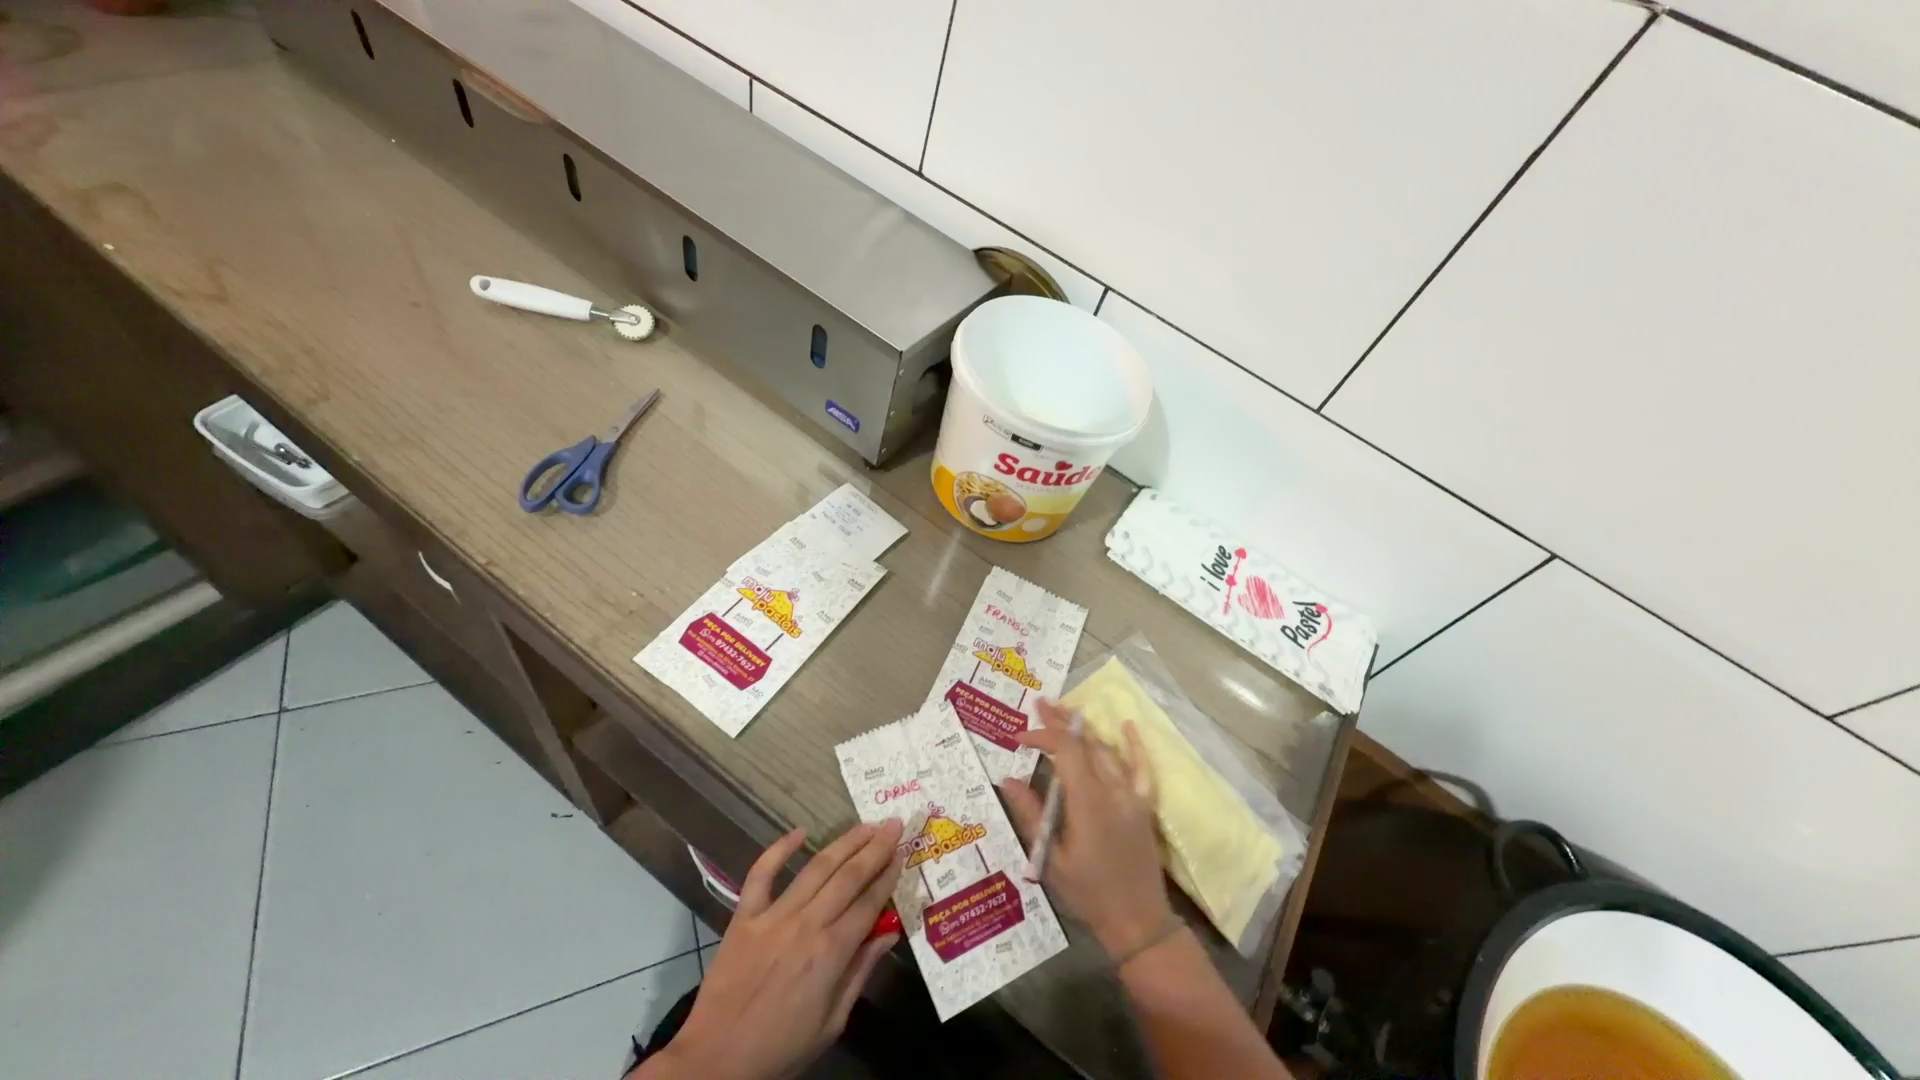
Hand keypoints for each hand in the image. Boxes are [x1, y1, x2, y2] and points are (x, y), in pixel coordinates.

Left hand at [640, 822, 903, 1079]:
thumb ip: (860, 972)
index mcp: (831, 953)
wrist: (716, 1060)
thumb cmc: (782, 1048)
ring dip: (844, 843)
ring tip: (865, 825)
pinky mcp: (743, 917)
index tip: (903, 853)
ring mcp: (772, 916)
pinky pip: (761, 874)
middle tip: (894, 824)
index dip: (889, 875)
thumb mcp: (832, 1022)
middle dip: (875, 848)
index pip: (869, 903)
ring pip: (815, 868)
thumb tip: (889, 933)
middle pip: (848, 877)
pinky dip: (779, 850)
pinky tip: (799, 831)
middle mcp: (806, 925)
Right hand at [1000, 699, 1174, 955]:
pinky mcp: (1144, 805)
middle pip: (1086, 744)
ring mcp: (1133, 796)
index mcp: (1088, 803)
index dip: (1043, 736)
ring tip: (1064, 712)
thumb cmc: (1089, 893)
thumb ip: (1031, 814)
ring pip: (1107, 751)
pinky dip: (1133, 745)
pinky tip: (1126, 725)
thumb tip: (1008, 779)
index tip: (1020, 738)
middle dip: (1061, 722)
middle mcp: (1113, 791)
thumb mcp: (1051, 858)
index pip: (1065, 752)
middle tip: (1039, 704)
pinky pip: (1141, 768)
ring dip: (1085, 729)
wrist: (1138, 920)